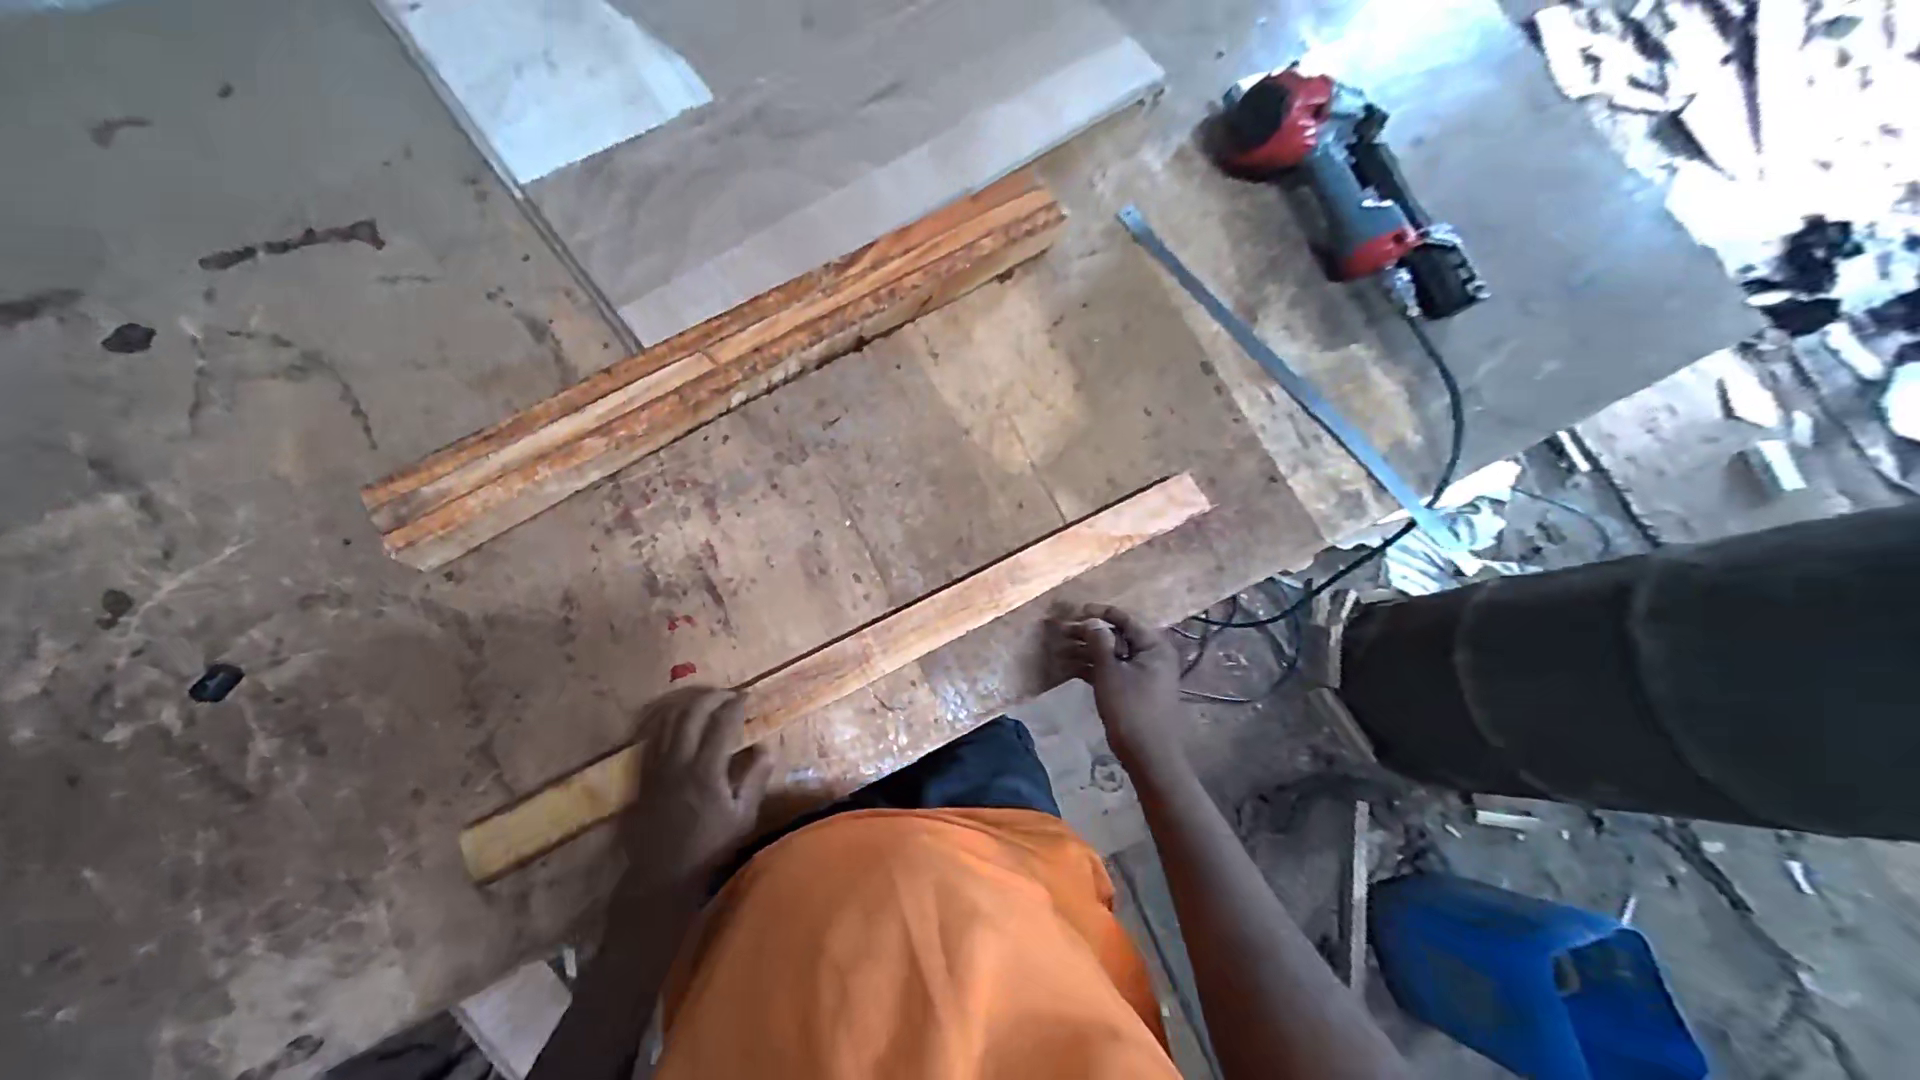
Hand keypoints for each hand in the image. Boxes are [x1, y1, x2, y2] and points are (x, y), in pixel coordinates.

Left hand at [616, 688, 773, 896]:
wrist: (662, 879)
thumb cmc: (710, 851)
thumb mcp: (742, 818)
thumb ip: (754, 780)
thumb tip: (767, 748)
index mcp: (706, 771)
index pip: (722, 724)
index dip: (735, 705)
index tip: (746, 696)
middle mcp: (678, 763)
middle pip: (691, 715)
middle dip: (711, 698)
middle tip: (727, 695)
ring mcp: (656, 769)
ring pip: (667, 722)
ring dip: (686, 705)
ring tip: (703, 701)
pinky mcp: (643, 779)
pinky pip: (652, 739)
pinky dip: (665, 723)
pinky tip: (676, 723)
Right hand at [1050, 604, 1185, 768]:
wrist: (1149, 756)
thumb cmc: (1130, 709)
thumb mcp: (1110, 672)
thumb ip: (1099, 642)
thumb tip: (1091, 621)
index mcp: (1154, 646)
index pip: (1124, 618)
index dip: (1098, 613)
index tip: (1074, 613)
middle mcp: (1153, 655)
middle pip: (1117, 636)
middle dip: (1088, 634)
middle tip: (1061, 633)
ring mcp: (1145, 674)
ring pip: (1112, 654)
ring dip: (1087, 652)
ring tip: (1059, 650)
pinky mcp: (1135, 690)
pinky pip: (1113, 671)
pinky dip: (1094, 668)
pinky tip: (1070, 668)